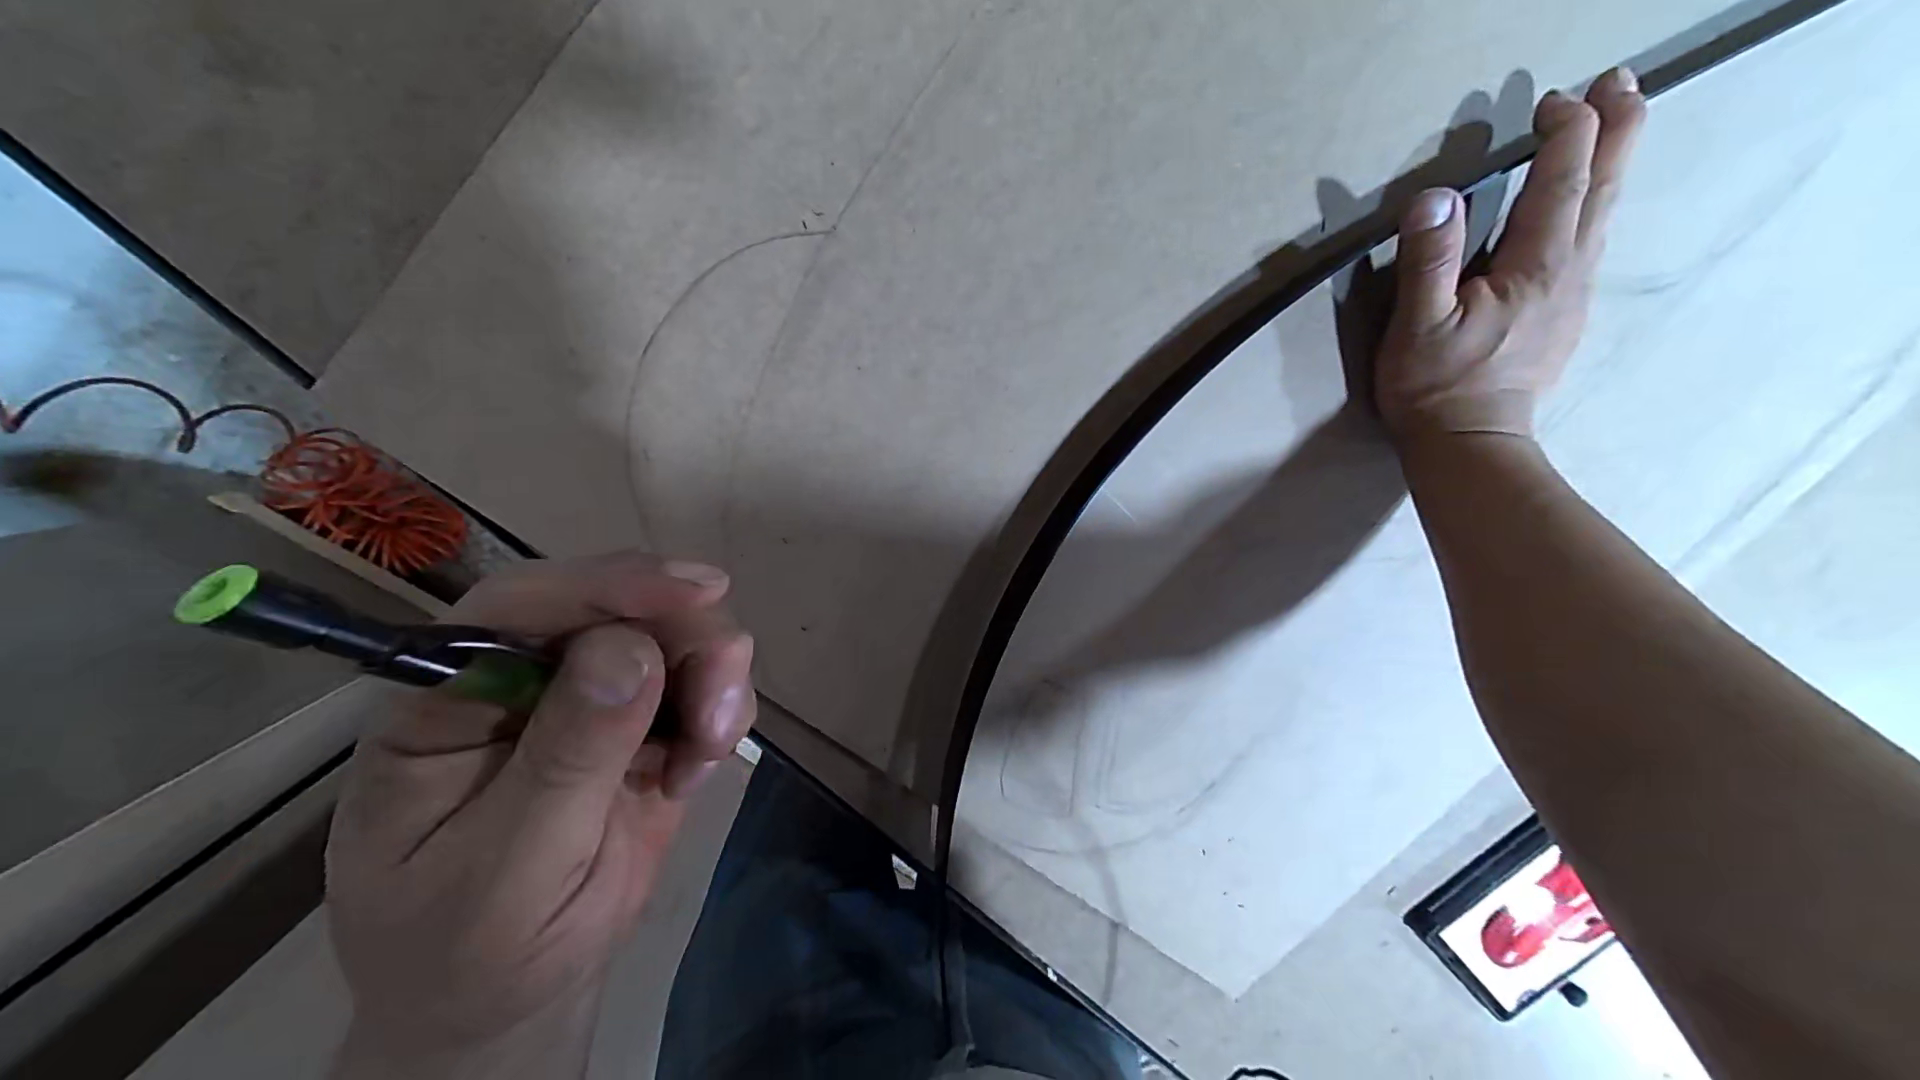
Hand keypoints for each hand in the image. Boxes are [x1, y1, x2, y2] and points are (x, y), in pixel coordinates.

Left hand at [325, 552, 755, 1075]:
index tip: (697, 590)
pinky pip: (703, 677)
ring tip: (706, 753)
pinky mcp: (645, 714)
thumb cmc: (474, 949)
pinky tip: (695, 769)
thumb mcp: (507, 871)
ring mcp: (590, 691)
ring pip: (675, 632)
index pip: (523, 603)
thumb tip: (631, 653)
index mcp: (450, 697)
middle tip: (721, 714)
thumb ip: (566, 758)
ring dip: (714, 679)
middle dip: (688, 641)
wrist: (513, 995)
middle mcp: (523, 674)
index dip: (611, 585)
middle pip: (619, 604)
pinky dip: (720, 711)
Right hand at [1374, 68, 1646, 442]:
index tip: (1551, 99)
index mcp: (1535, 266)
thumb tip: (1434, 197)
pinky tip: (1582, 207)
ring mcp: (1573, 294)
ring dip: (1610, 162)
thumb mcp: (1418, 326)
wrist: (1470, 442)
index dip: (1563, 132)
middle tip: (1619, 82)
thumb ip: (1429, 261)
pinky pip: (1590, 242)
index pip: (1561, 180)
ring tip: (1611, 128)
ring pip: (1604, 212)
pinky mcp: (1564, 315)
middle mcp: (1569, 270)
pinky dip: (1593, 205)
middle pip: (1604, 185)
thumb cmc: (1435, 387)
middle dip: (1615, 128)